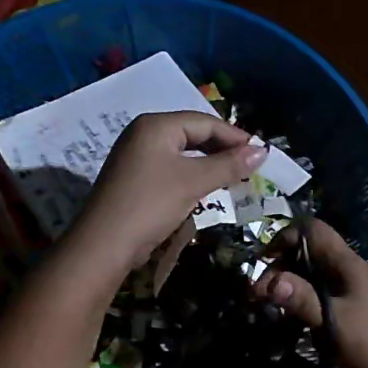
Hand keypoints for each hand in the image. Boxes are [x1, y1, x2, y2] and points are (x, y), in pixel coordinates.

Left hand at [70, 111, 266, 268]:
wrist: (103, 245)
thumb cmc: (150, 204)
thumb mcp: (194, 182)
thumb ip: (229, 165)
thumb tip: (263, 152)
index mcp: (156, 125)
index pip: (205, 121)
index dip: (235, 136)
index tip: (261, 153)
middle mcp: (143, 133)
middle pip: (193, 133)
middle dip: (223, 147)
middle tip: (250, 165)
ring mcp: (136, 155)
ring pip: (183, 151)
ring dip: (209, 162)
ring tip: (234, 175)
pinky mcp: (134, 176)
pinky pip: (171, 166)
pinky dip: (192, 172)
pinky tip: (206, 186)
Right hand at [252, 219, 367, 367]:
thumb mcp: (333, 322)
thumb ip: (301, 299)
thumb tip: (269, 281)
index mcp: (346, 263)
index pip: (311, 230)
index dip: (284, 238)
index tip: (263, 263)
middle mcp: (347, 269)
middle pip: (307, 251)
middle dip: (280, 266)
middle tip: (259, 293)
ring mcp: (349, 287)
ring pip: (311, 272)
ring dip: (288, 283)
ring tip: (267, 305)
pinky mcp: (349, 305)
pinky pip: (318, 291)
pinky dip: (300, 298)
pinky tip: (288, 318)